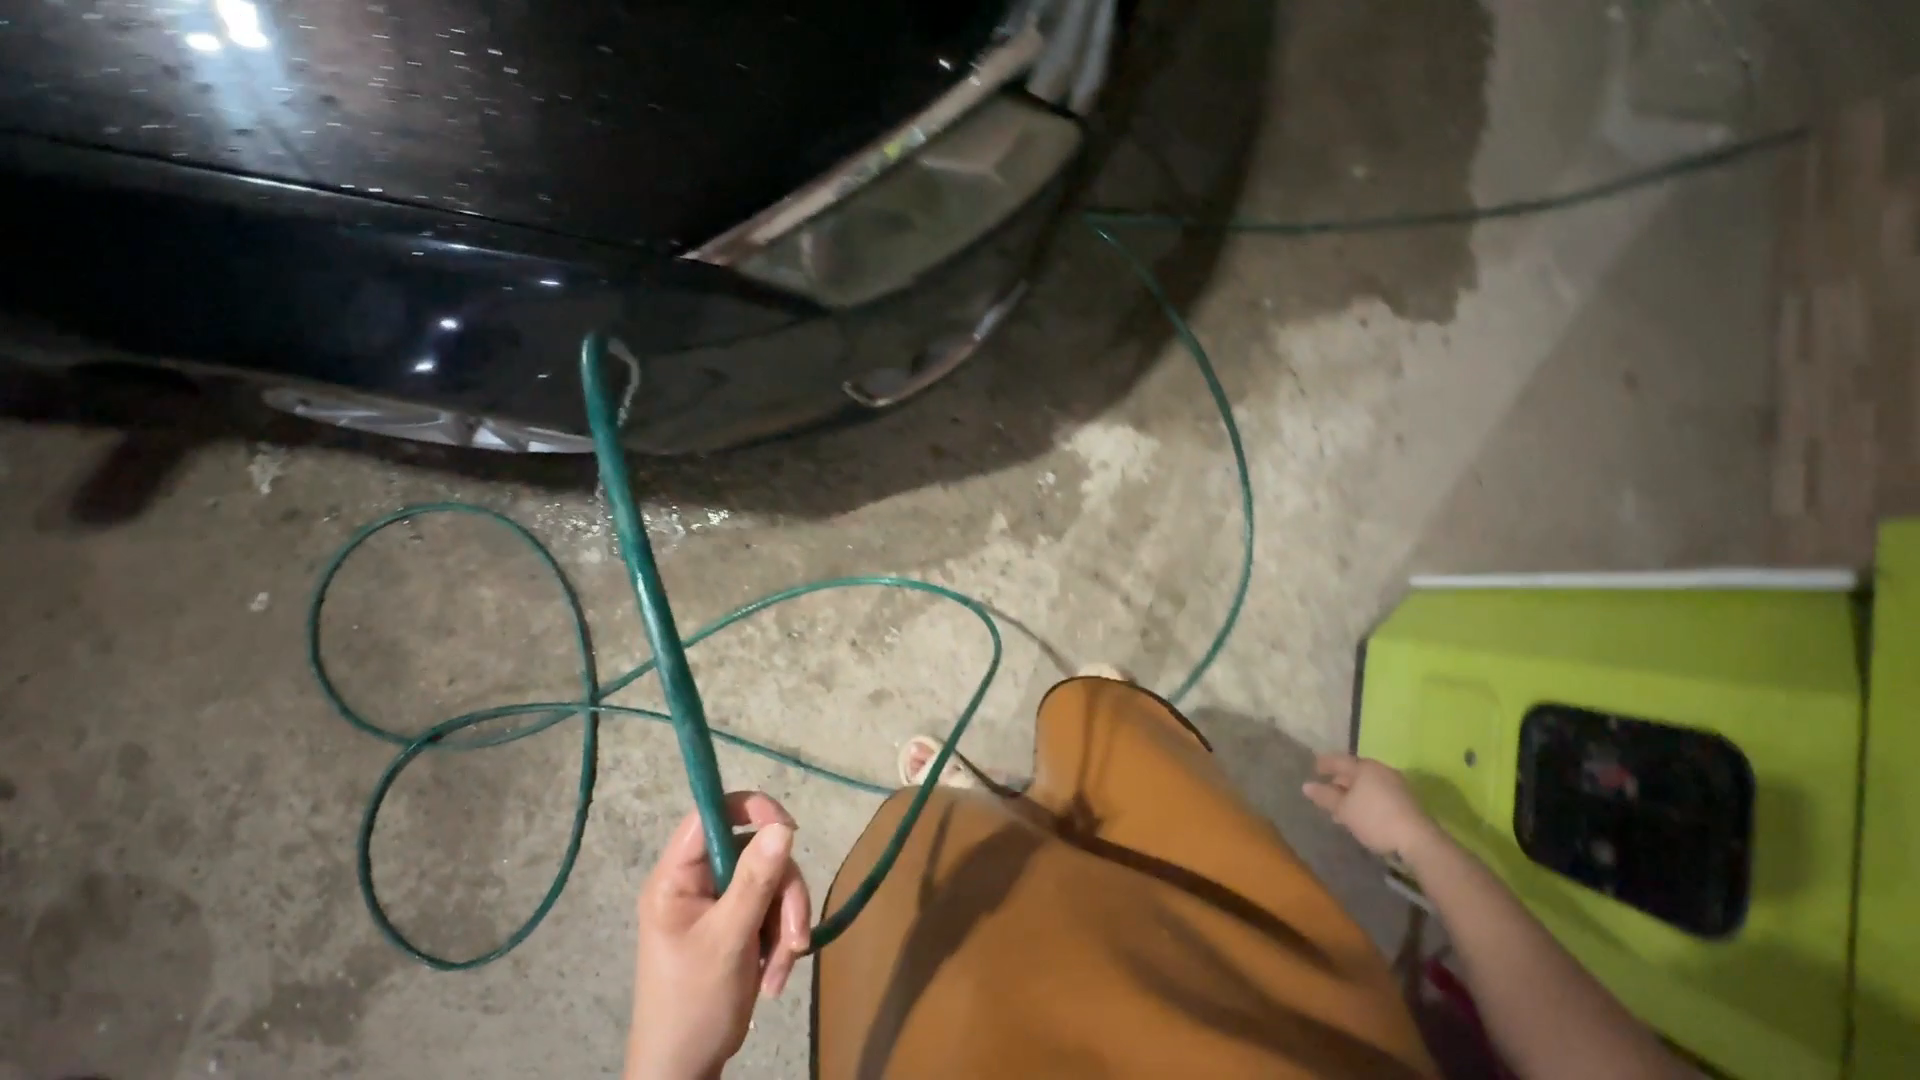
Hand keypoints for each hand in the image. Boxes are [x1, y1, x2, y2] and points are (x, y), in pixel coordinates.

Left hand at [627, 792, 811, 1079]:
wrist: (685, 1070)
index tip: (788, 828)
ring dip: (786, 924)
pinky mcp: (738, 925)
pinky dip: (781, 941)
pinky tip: (774, 977)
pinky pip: (773, 911)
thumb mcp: (727, 941)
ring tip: (782, 969)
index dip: (752, 809)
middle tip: (794, 936)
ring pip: (772, 882)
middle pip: (756, 852)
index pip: (712, 814)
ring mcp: (719, 904)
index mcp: (677, 877)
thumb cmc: (692, 1004)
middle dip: (782, 894)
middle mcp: (698, 882)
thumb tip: (783, 826)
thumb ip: (754, 881)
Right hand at [1303, 755, 1439, 860]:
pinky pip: (1379, 794)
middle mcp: (1382, 771)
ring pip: (1368, 784)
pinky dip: (1366, 799)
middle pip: (1356, 772)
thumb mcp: (1344, 809)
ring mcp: (1397, 785)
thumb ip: (1325, 796)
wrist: (1417, 840)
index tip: (1314, 768)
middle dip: (1340, 781)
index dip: (1325, 763)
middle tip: (1326, 789)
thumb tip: (1306, 786)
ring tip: (1341, 806)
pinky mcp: (1406, 800)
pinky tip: (1361, 813)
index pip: (1340, 760)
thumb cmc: (1374, 818)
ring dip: (1353, 793)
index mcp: (1365, 767)